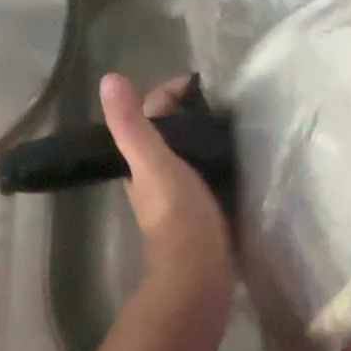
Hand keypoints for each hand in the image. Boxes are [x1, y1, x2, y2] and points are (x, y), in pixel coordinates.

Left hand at [100, 73, 233, 299]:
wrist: (199, 271)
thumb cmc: (176, 214)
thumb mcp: (152, 162)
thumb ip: (132, 124)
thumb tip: (109, 79)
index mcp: (141, 158)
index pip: (153, 109)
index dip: (172, 91)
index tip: (204, 83)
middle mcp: (157, 170)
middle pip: (173, 127)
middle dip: (195, 110)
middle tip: (227, 101)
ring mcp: (182, 187)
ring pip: (193, 147)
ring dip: (210, 131)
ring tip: (238, 120)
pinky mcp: (205, 201)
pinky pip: (212, 166)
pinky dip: (222, 153)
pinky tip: (242, 150)